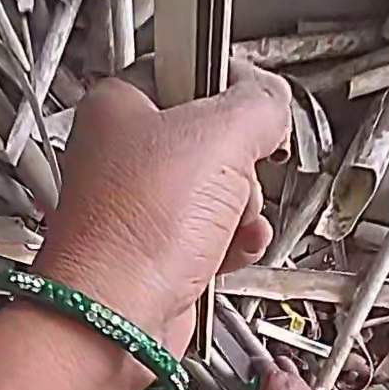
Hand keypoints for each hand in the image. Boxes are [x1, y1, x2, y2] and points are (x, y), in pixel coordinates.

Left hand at [30, 62, 290, 348]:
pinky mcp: (155, 259)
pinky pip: (208, 240)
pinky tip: (232, 250)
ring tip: (233, 220)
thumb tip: (273, 106)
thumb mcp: (220, 135)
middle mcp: (121, 163)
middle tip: (237, 175)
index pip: (186, 68)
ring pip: (214, 196)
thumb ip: (260, 104)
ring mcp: (137, 215)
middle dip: (240, 164)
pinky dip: (229, 246)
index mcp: (116, 109)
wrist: (117, 321)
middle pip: (209, 141)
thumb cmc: (133, 235)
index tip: (250, 100)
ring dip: (242, 210)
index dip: (228, 84)